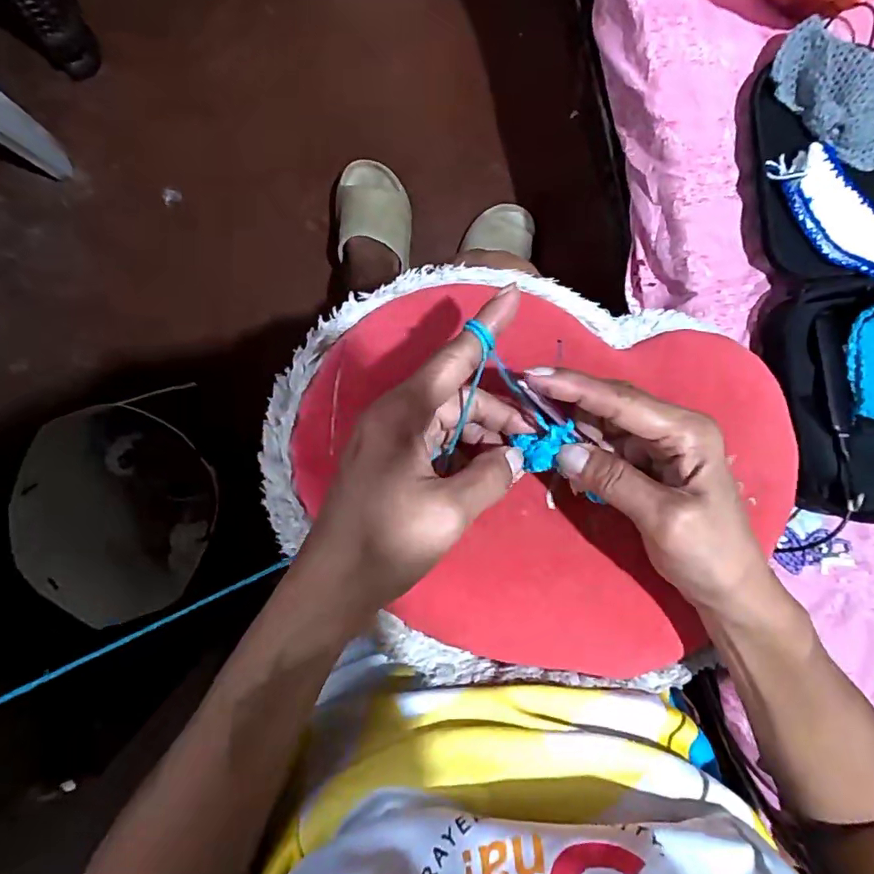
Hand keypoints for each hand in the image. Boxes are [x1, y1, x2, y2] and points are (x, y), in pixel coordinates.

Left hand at [299, 286, 532, 606]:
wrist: (333, 582)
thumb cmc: (388, 542)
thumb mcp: (450, 511)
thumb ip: (491, 475)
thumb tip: (518, 456)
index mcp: (405, 413)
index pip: (455, 356)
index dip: (487, 324)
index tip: (513, 290)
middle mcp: (396, 413)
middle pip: (460, 392)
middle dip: (502, 409)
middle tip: (539, 436)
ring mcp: (391, 436)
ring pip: (452, 417)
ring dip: (487, 432)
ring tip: (521, 457)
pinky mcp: (392, 458)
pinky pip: (438, 438)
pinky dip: (466, 448)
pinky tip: (491, 467)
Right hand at [522, 369, 771, 609]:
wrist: (730, 590)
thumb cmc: (709, 553)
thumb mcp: (663, 518)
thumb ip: (614, 480)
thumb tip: (563, 452)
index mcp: (688, 432)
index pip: (623, 402)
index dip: (577, 388)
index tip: (535, 376)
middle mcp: (675, 430)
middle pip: (613, 405)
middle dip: (569, 398)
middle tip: (525, 389)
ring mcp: (661, 448)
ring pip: (607, 425)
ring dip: (572, 421)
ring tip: (532, 413)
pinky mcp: (648, 467)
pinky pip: (608, 449)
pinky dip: (583, 448)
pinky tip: (558, 446)